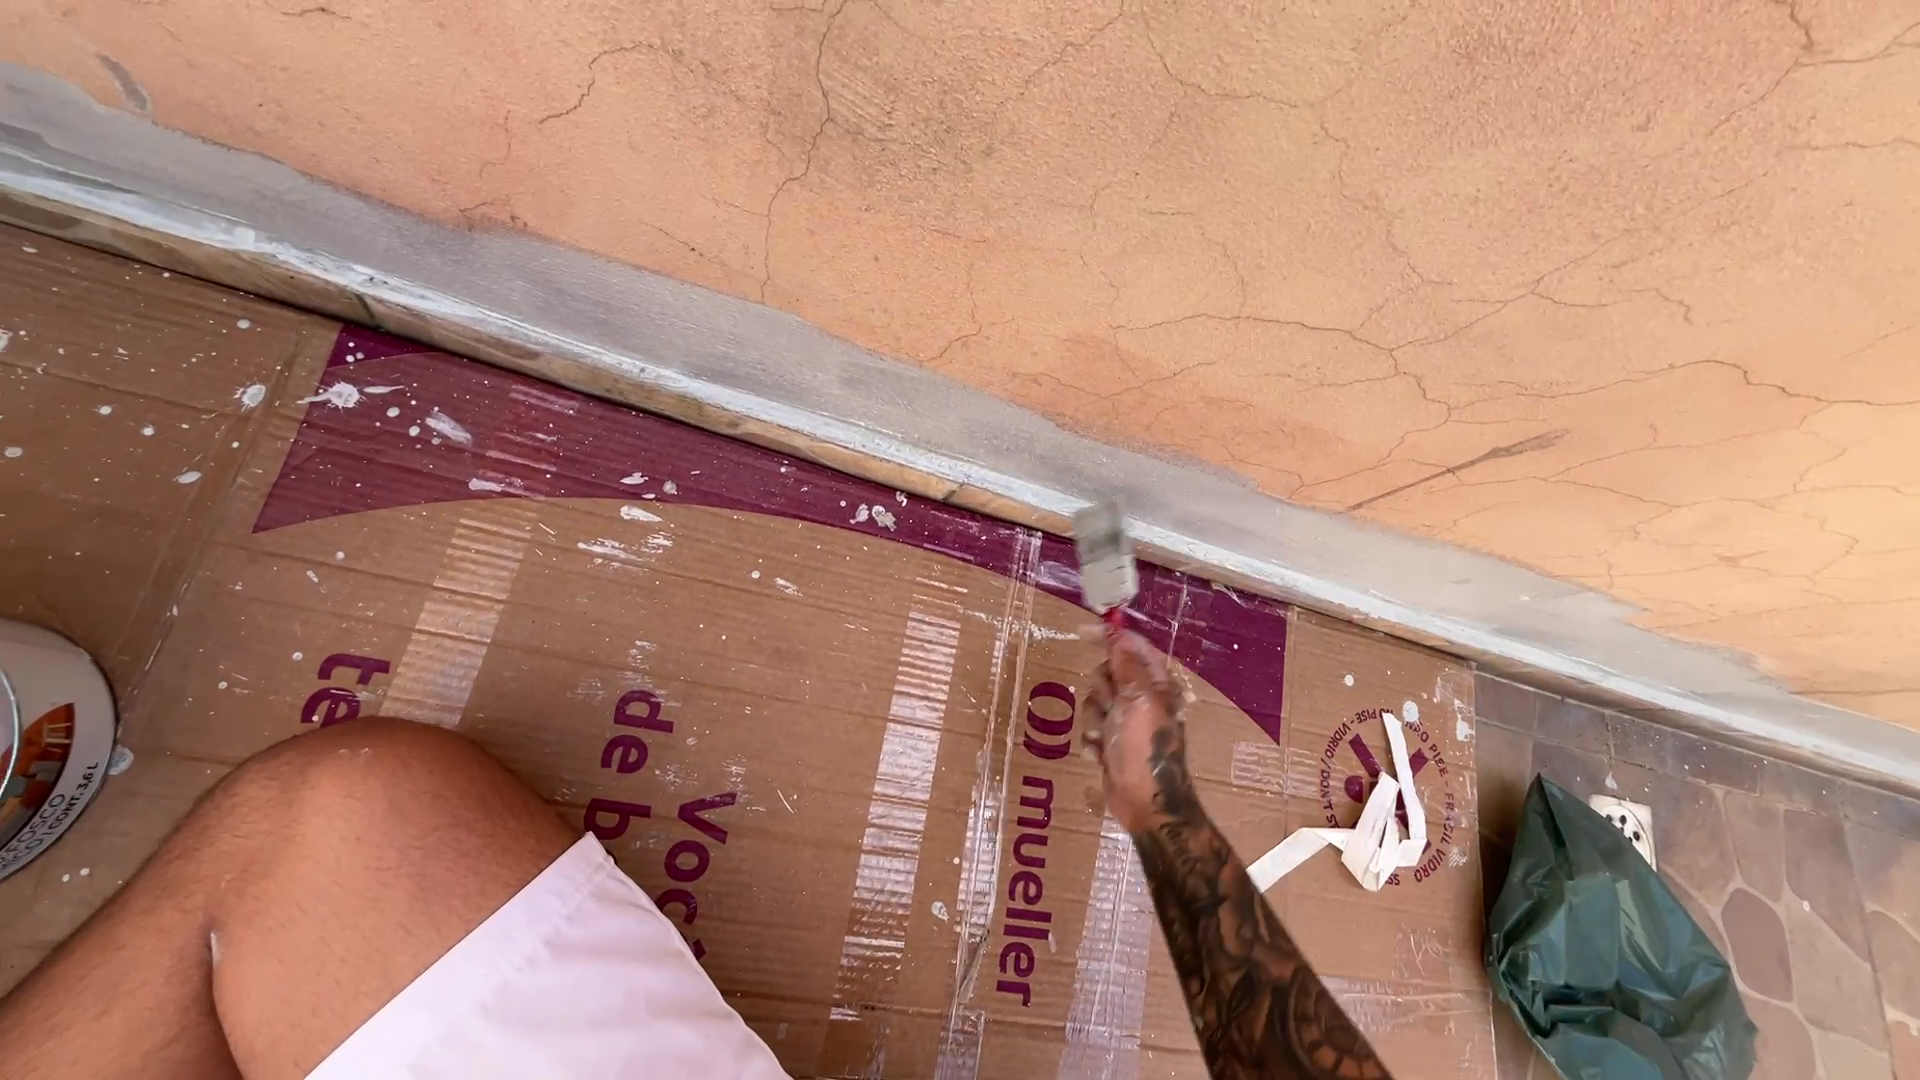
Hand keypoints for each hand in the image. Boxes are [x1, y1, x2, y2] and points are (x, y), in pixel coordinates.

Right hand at [1086, 629, 1184, 834]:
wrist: (1145, 802)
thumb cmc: (1145, 749)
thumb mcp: (1137, 701)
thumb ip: (1126, 665)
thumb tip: (1117, 632)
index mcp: (1157, 684)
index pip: (1133, 648)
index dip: (1111, 638)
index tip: (1084, 633)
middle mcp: (1142, 699)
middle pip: (1107, 674)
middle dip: (1100, 691)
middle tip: (1109, 707)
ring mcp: (1126, 721)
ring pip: (1094, 701)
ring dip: (1094, 719)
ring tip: (1105, 738)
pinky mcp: (1112, 741)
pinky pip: (1090, 727)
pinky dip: (1092, 740)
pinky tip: (1099, 754)